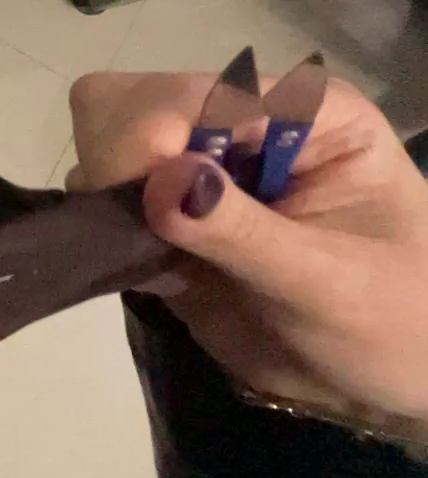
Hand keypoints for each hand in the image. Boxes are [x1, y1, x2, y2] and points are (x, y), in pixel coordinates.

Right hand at [68, 71, 427, 432]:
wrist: (365, 385)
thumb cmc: (389, 329)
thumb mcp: (334, 287)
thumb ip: (245, 232)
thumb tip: (167, 179)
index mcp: (302, 117)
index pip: (192, 92)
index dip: (149, 135)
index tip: (147, 200)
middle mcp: (234, 121)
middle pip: (121, 99)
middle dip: (115, 162)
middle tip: (149, 228)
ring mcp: (182, 155)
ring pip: (92, 137)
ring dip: (107, 197)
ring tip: (163, 254)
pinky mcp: (146, 194)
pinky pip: (88, 186)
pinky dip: (99, 223)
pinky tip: (153, 262)